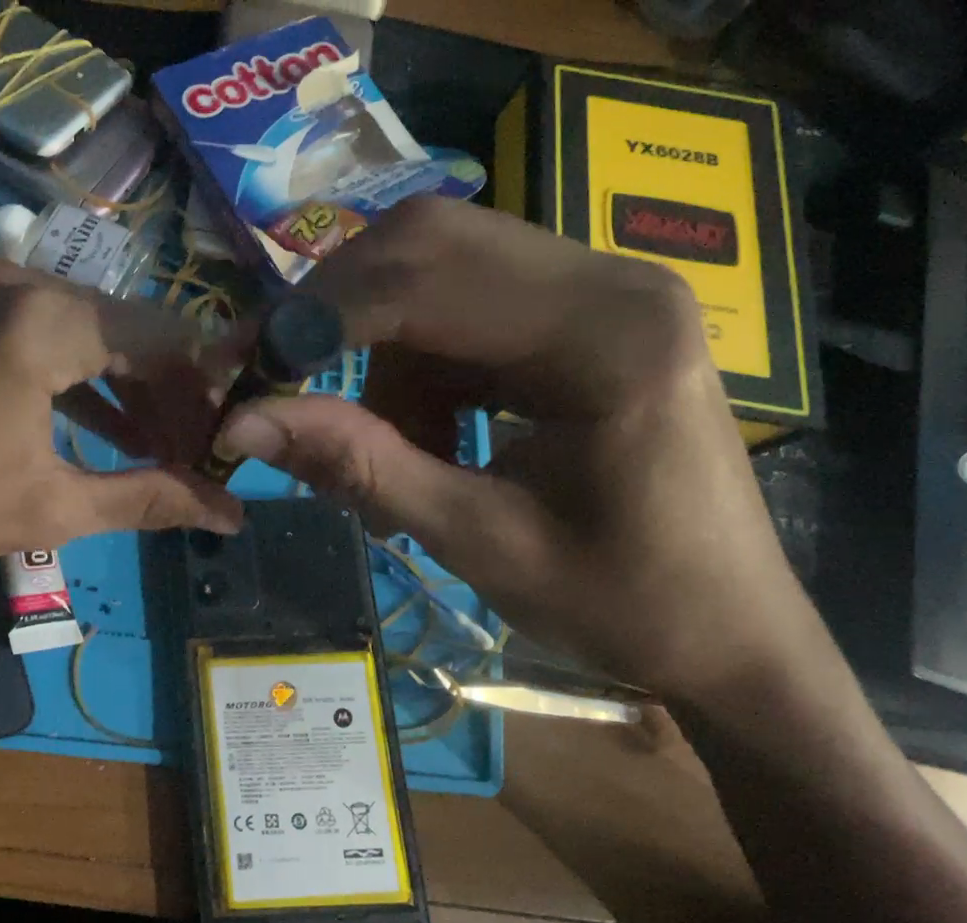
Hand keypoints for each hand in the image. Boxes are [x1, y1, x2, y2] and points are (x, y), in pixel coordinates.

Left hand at [0, 261, 243, 586]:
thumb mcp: (48, 508)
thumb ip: (148, 498)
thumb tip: (230, 513)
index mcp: (44, 320)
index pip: (164, 336)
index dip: (209, 388)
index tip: (236, 436)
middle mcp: (15, 283)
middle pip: (125, 328)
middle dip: (169, 394)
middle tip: (202, 454)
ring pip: (83, 331)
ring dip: (125, 389)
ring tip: (165, 450)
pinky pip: (38, 336)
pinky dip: (75, 379)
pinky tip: (108, 429)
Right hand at [214, 197, 818, 703]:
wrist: (730, 633)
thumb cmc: (620, 603)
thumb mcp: (474, 540)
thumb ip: (356, 467)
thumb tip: (238, 424)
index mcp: (603, 334)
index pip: (421, 279)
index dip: (311, 321)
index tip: (236, 378)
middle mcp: (610, 281)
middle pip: (425, 245)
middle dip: (333, 316)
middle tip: (276, 390)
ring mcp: (601, 292)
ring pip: (434, 273)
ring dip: (377, 355)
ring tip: (385, 451)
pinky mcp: (584, 317)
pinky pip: (462, 310)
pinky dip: (414, 368)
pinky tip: (427, 438)